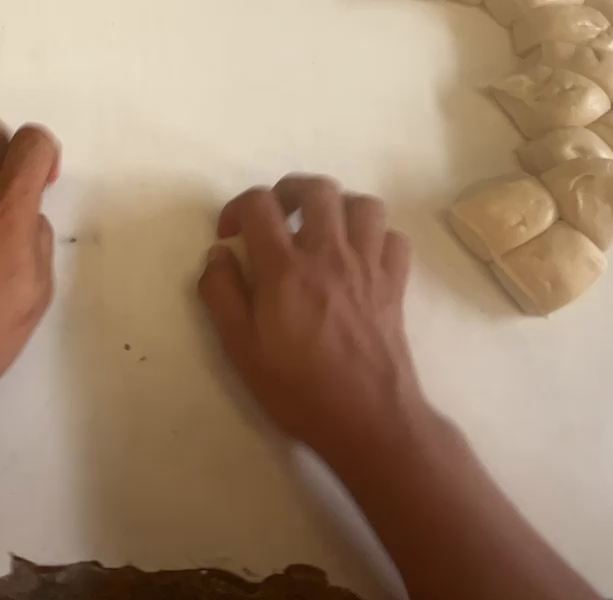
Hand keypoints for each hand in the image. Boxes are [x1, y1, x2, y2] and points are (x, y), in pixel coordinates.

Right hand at [197, 175, 421, 456]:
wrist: (369, 423)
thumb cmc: (298, 388)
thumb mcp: (240, 347)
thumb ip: (221, 293)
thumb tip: (218, 254)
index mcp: (285, 268)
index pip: (259, 204)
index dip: (237, 208)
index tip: (231, 235)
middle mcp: (328, 254)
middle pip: (316, 188)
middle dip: (289, 191)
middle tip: (276, 218)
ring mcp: (368, 266)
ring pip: (362, 204)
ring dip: (337, 208)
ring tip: (320, 230)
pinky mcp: (394, 284)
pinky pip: (393, 238)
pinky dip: (375, 237)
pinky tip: (357, 257)